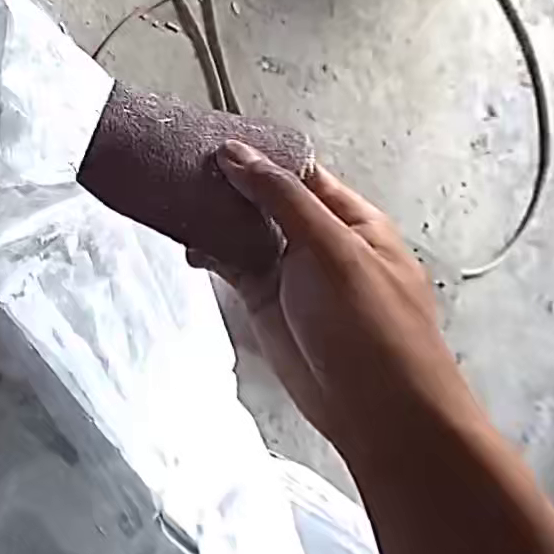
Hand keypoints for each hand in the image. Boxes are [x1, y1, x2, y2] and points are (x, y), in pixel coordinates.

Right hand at [195, 140, 479, 461]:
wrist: (375, 411)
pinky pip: (224, 258)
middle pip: (260, 197)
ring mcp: (286, 267)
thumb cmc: (376, 331)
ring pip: (237, 226)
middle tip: (181, 169)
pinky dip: (203, 249)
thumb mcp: (332, 251)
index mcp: (350, 221)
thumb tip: (237, 154)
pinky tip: (189, 247)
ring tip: (176, 203)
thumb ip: (282, 198)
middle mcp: (316, 239)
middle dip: (224, 184)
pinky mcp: (260, 292)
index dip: (256, 156)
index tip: (210, 142)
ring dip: (209, 216)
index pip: (297, 173)